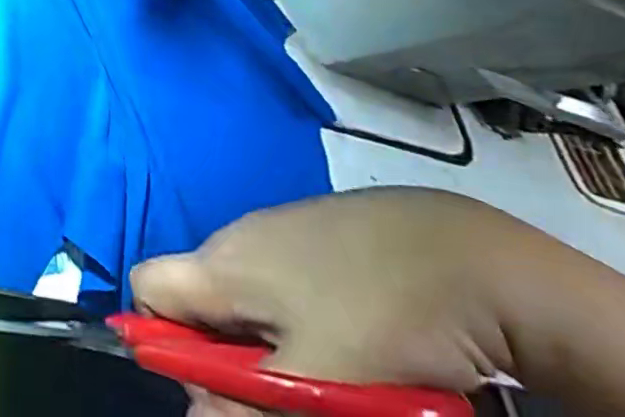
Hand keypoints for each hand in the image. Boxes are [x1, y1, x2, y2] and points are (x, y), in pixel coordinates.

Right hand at [131, 188, 624, 416]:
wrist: (476, 255)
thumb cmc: (384, 315)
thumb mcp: (314, 381)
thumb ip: (245, 407)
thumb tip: (195, 414)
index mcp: (224, 260)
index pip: (148, 286)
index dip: (160, 341)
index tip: (211, 384)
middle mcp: (244, 234)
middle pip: (201, 299)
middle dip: (223, 354)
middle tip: (278, 391)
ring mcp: (286, 227)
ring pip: (249, 293)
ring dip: (267, 341)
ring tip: (325, 370)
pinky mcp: (324, 229)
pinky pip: (287, 278)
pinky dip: (301, 316)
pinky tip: (353, 336)